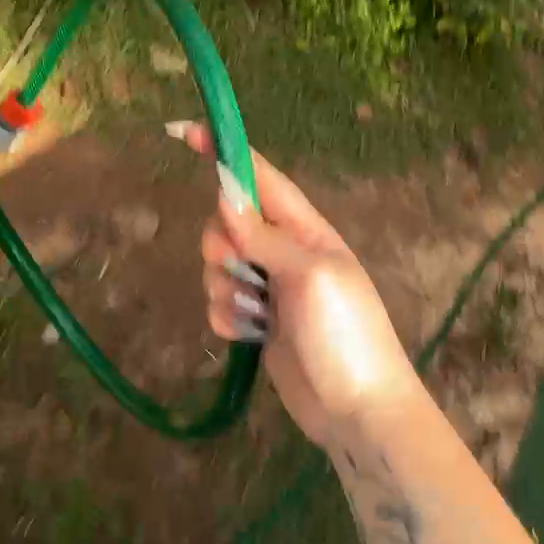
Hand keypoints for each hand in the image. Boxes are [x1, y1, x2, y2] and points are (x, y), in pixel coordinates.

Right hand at [170, 122, 421, 446]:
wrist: (359, 413)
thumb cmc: (346, 334)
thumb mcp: (308, 275)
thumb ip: (263, 233)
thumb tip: (225, 186)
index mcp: (305, 229)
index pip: (258, 178)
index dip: (223, 152)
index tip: (184, 131)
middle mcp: (284, 251)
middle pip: (226, 223)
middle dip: (222, 245)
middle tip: (244, 272)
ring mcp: (269, 289)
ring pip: (217, 265)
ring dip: (225, 289)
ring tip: (257, 315)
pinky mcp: (256, 323)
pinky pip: (219, 304)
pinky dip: (226, 317)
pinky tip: (251, 337)